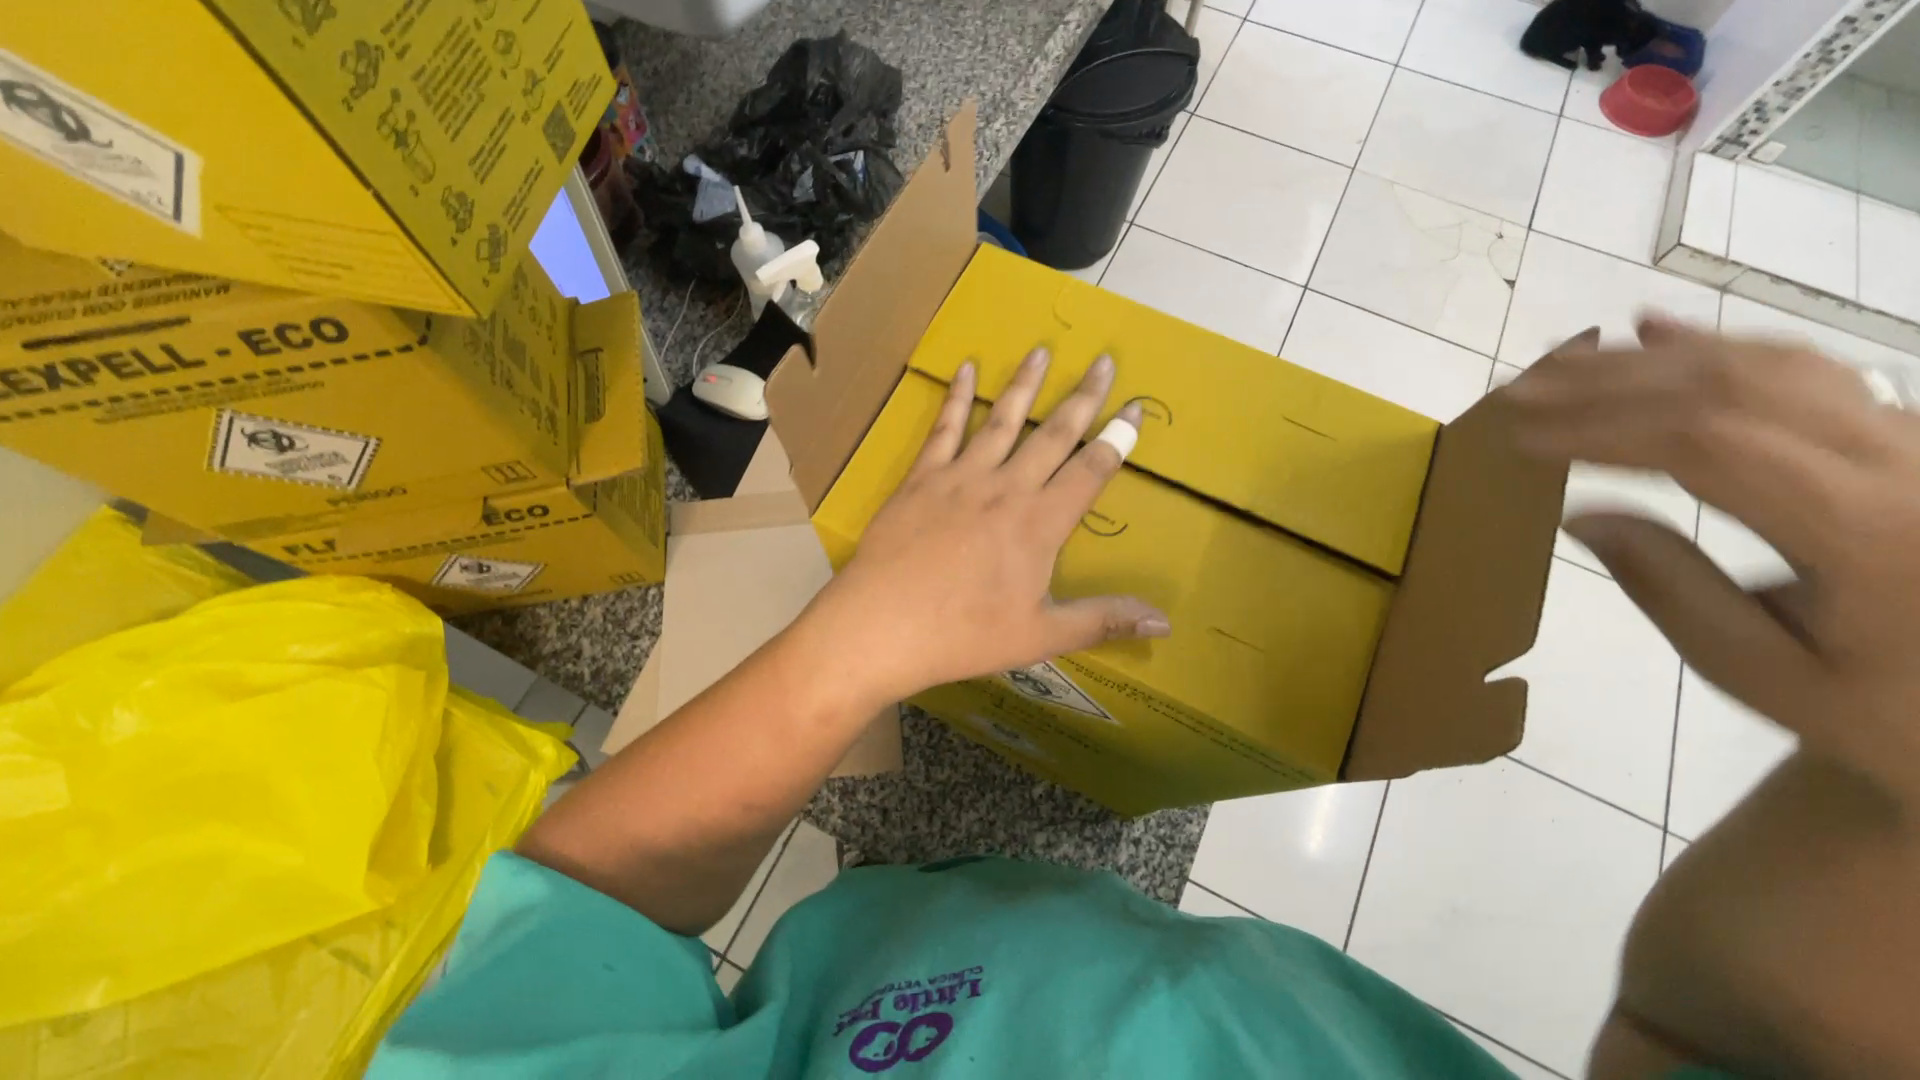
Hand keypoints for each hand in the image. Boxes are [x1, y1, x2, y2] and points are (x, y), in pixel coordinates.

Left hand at [802, 347, 1167, 707]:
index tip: (1137, 408)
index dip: (1119, 438)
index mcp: (1041, 523)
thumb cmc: (965, 635)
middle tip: (1104, 362)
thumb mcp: (1041, 635)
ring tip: (1042, 351)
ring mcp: (961, 478)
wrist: (883, 625)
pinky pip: (944, 429)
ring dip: (1025, 385)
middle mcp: (1007, 488)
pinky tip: (965, 370)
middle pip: (1053, 434)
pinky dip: (957, 397)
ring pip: (1002, 421)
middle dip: (1083, 398)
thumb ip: (1102, 620)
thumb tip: (1165, 621)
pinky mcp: (922, 479)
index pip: (1091, 471)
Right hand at [1499, 316, 1919, 803]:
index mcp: (1870, 532)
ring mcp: (1913, 437)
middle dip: (1611, 382)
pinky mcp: (1905, 432)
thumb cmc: (1881, 708)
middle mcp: (1904, 461)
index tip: (1521, 439)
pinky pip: (1809, 368)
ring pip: (1768, 365)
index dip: (1603, 431)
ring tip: (1562, 364)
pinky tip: (1657, 333)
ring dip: (1651, 360)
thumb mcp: (1766, 673)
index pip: (1709, 447)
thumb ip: (1673, 588)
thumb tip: (1583, 514)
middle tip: (1520, 389)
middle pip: (1734, 387)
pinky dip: (1720, 346)